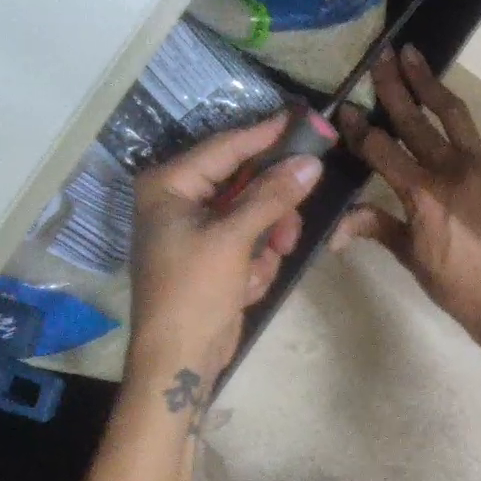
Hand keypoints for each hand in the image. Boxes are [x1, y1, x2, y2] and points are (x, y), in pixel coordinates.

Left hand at [126, 116, 320, 387]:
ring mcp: (198, 233)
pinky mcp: (215, 261)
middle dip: (270, 214)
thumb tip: (311, 163)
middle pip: (246, 186)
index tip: (305, 123)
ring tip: (260, 269)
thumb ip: (272, 198)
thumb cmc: (194, 290)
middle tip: (290, 229)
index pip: (226, 148)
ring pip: (256, 219)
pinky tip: (245, 289)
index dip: (266, 136)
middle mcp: (181, 202)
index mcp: (169, 185)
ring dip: (265, 247)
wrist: (180, 357)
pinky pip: (252, 247)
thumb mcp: (234, 239)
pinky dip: (256, 267)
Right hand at [334, 44, 480, 341]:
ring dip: (430, 84)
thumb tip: (335, 229)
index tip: (346, 108)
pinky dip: (458, 125)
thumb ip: (376, 227)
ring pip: (453, 115)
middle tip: (379, 57)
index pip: (382, 149)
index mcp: (423, 194)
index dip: (360, 129)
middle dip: (394, 87)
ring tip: (414, 56)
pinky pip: (476, 142)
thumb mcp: (410, 256)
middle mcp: (453, 171)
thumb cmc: (453, 285)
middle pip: (416, 120)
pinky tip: (447, 117)